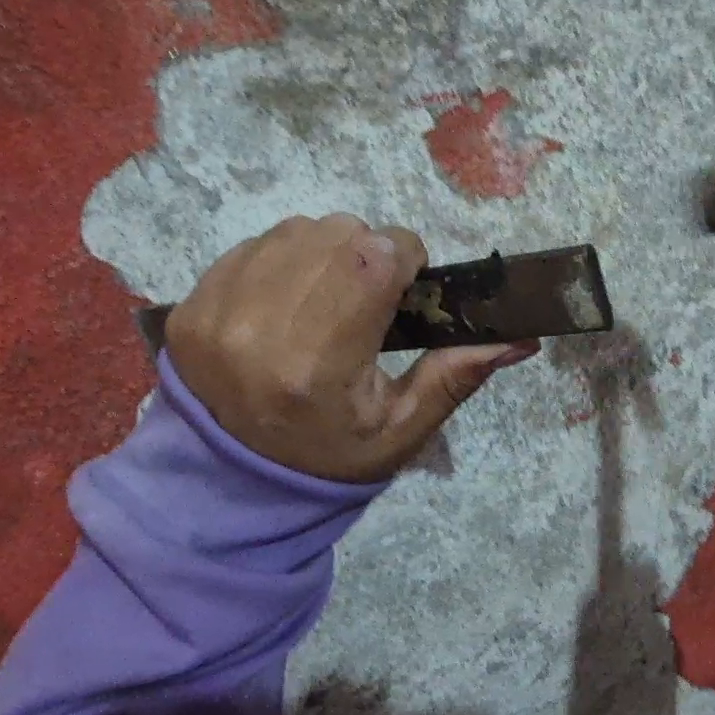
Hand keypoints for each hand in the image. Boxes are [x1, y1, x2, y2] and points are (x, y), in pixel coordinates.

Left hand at [164, 213, 538, 481]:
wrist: (230, 484)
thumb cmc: (330, 458)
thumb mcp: (402, 430)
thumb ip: (457, 377)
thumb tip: (523, 338)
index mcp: (318, 363)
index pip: (374, 256)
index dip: (405, 255)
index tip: (409, 282)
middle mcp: (260, 326)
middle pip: (339, 233)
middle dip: (370, 251)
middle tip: (372, 294)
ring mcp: (217, 310)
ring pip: (297, 229)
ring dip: (328, 249)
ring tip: (331, 297)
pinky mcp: (191, 302)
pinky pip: (256, 243)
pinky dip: (286, 258)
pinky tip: (291, 300)